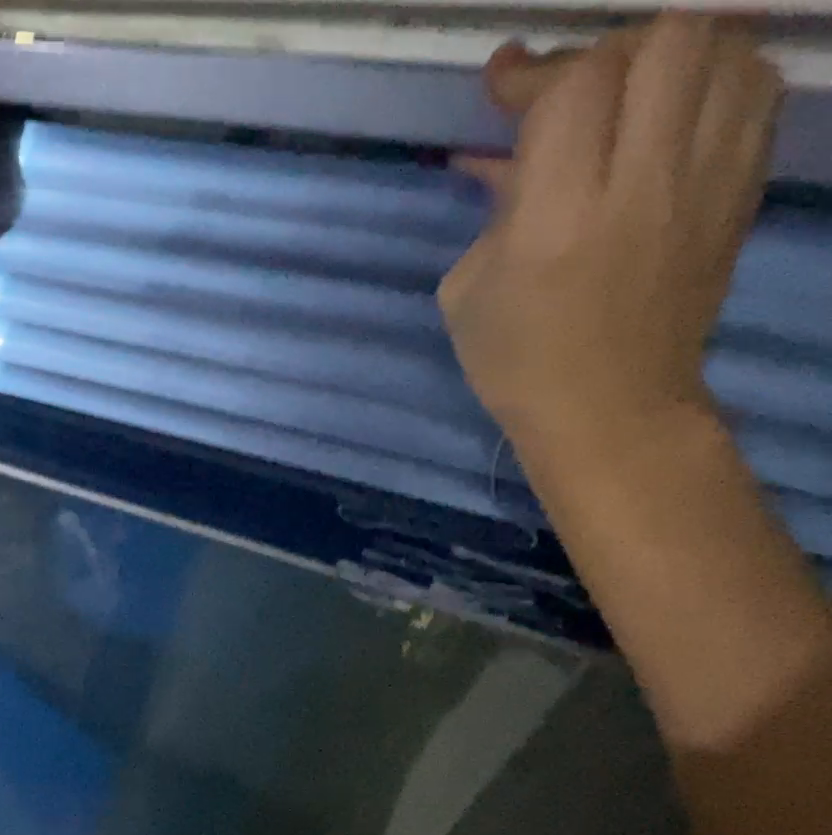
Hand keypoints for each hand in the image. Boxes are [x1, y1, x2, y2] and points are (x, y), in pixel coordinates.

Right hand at [439, 16, 783, 438]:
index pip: (576, 87)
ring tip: (626, 90)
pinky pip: (754, 91)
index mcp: (558, 215)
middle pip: (663, 44)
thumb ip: (496, 202)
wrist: (609, 403)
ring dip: (667, 56)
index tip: (500, 80)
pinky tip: (673, 108)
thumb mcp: (469, 281)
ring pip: (722, 52)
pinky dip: (714, 78)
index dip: (534, 69)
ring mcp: (708, 181)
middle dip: (605, 50)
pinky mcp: (743, 188)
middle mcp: (644, 182)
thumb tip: (499, 149)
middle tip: (570, 85)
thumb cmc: (515, 353)